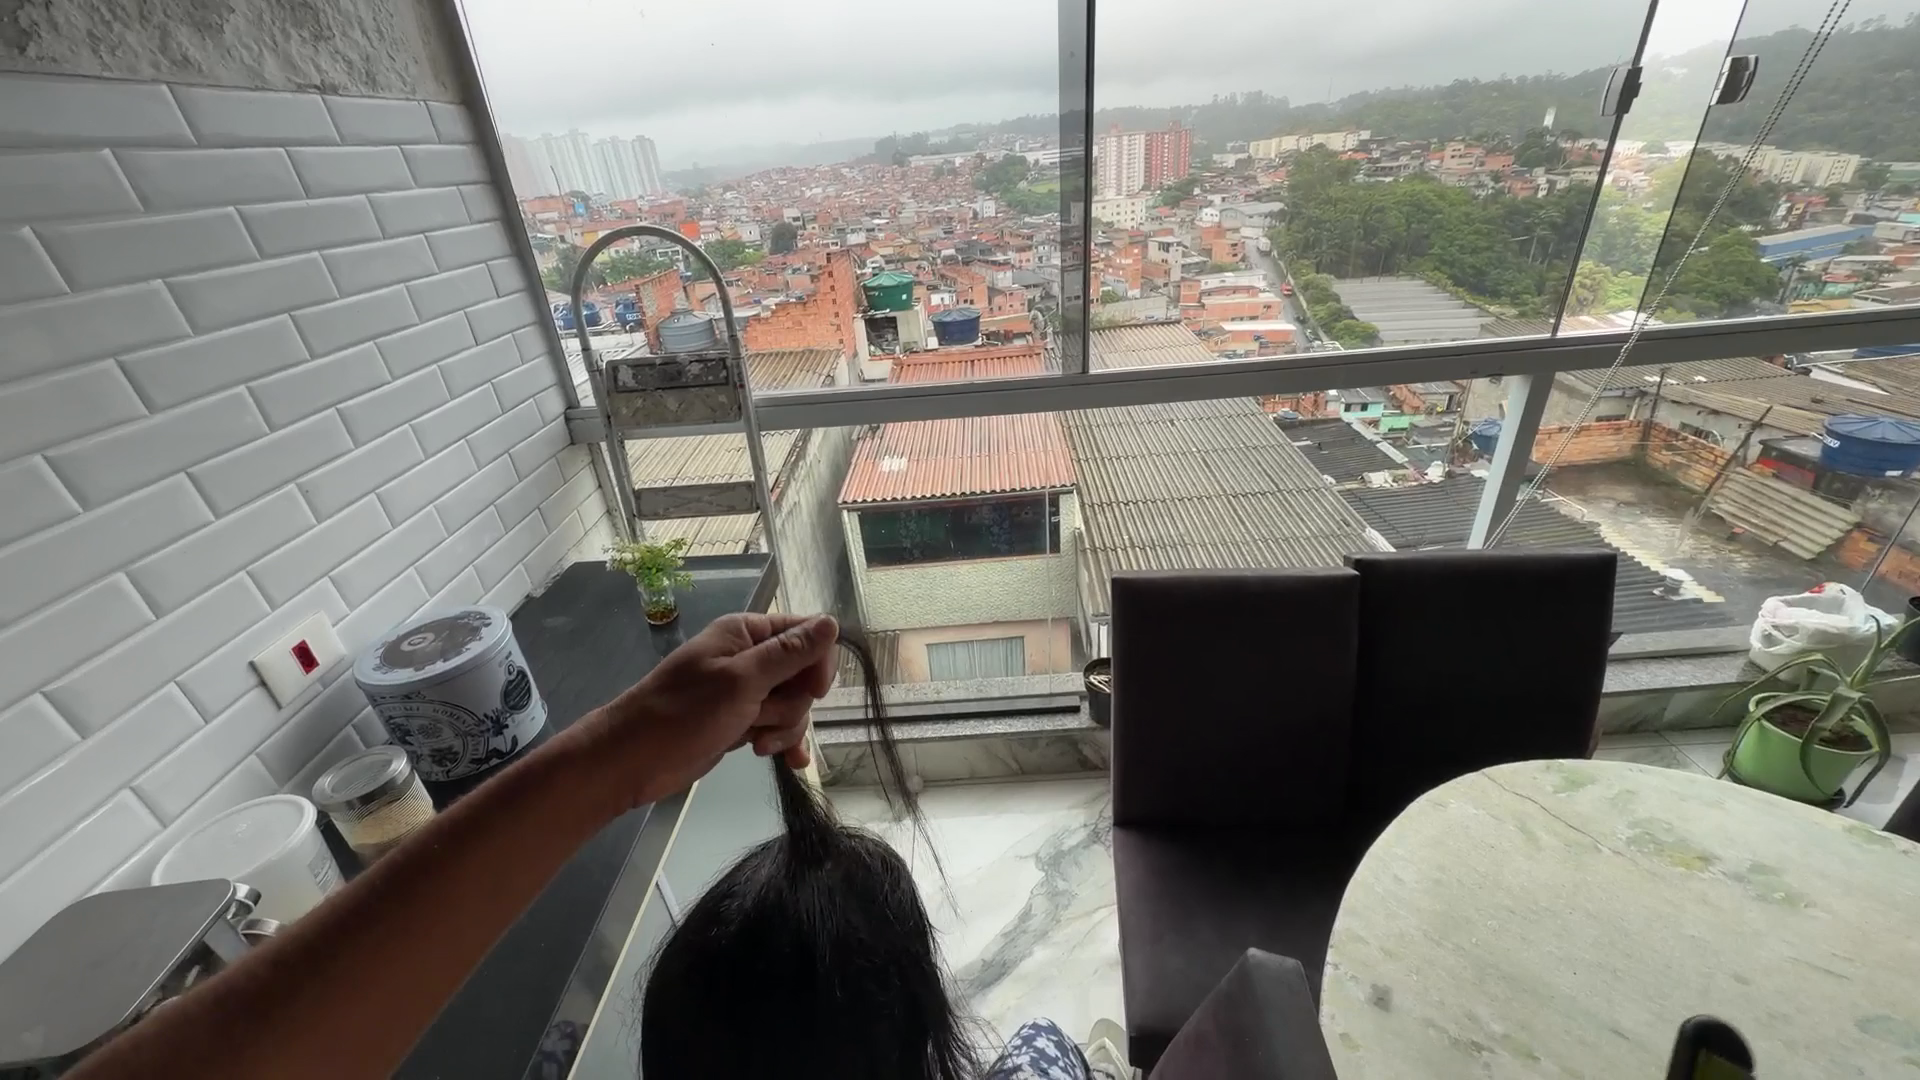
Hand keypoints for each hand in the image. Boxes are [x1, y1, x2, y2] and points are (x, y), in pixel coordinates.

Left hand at [574, 612, 838, 809]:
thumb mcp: (741, 680)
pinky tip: (791, 762)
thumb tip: (832, 622)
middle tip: (763, 715)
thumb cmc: (682, 714)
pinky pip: (778, 726)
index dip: (817, 663)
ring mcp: (745, 691)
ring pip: (793, 704)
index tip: (814, 691)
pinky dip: (784, 741)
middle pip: (803, 673)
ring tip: (755, 742)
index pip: (807, 634)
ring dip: (783, 726)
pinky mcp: (741, 721)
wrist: (630, 762)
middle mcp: (750, 657)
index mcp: (747, 633)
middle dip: (793, 702)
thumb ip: (790, 652)